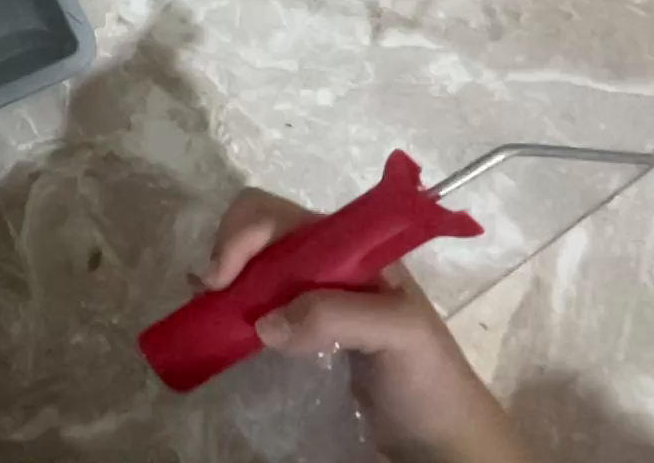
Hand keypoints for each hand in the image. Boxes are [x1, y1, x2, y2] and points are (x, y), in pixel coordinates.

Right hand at [203, 189, 531, 462]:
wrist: (443, 440)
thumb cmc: (430, 380)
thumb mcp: (399, 336)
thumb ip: (336, 316)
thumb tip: (264, 323)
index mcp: (347, 246)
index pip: (277, 214)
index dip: (242, 235)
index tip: (222, 278)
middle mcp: (322, 256)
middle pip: (255, 225)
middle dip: (226, 248)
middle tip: (212, 289)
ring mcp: (305, 286)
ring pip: (248, 254)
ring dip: (222, 270)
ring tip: (210, 302)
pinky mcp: (293, 316)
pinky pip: (249, 288)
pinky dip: (227, 293)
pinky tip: (219, 311)